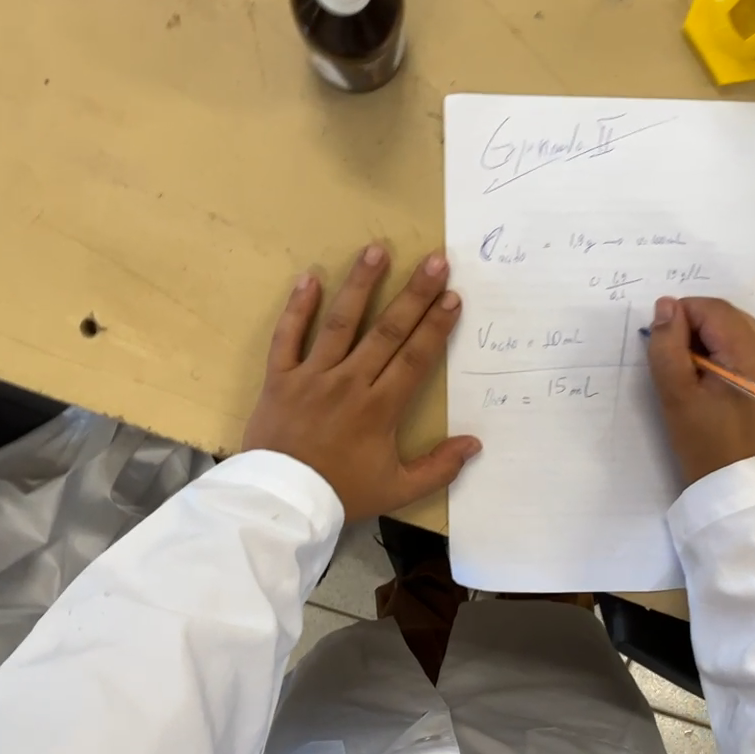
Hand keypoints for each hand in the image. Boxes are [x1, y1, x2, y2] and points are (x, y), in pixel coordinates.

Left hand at [242, 244, 480, 522]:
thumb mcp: (398, 490)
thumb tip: (474, 444)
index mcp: (380, 408)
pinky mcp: (280, 378)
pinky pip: (287, 336)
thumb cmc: (343, 493)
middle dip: (414, 294)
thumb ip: (439, 468)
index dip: (436, 326)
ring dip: (360, 285)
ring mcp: (312, 376)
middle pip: (387, 331)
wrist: (282, 503)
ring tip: (377, 250)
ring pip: (340, 323)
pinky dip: (297, 307)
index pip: (415, 358)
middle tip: (434, 260)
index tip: (452, 297)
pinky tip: (309, 277)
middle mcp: (349, 383)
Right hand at [645, 296, 754, 483]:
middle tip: (674, 359)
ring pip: (739, 330)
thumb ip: (667, 346)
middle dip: (696, 327)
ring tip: (693, 373)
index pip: (713, 309)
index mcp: (753, 355)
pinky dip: (727, 354)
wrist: (737, 486)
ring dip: (711, 340)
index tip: (661, 343)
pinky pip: (751, 349)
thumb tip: (665, 306)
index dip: (681, 316)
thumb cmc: (704, 443)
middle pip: (729, 316)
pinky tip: (714, 381)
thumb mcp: (676, 396)